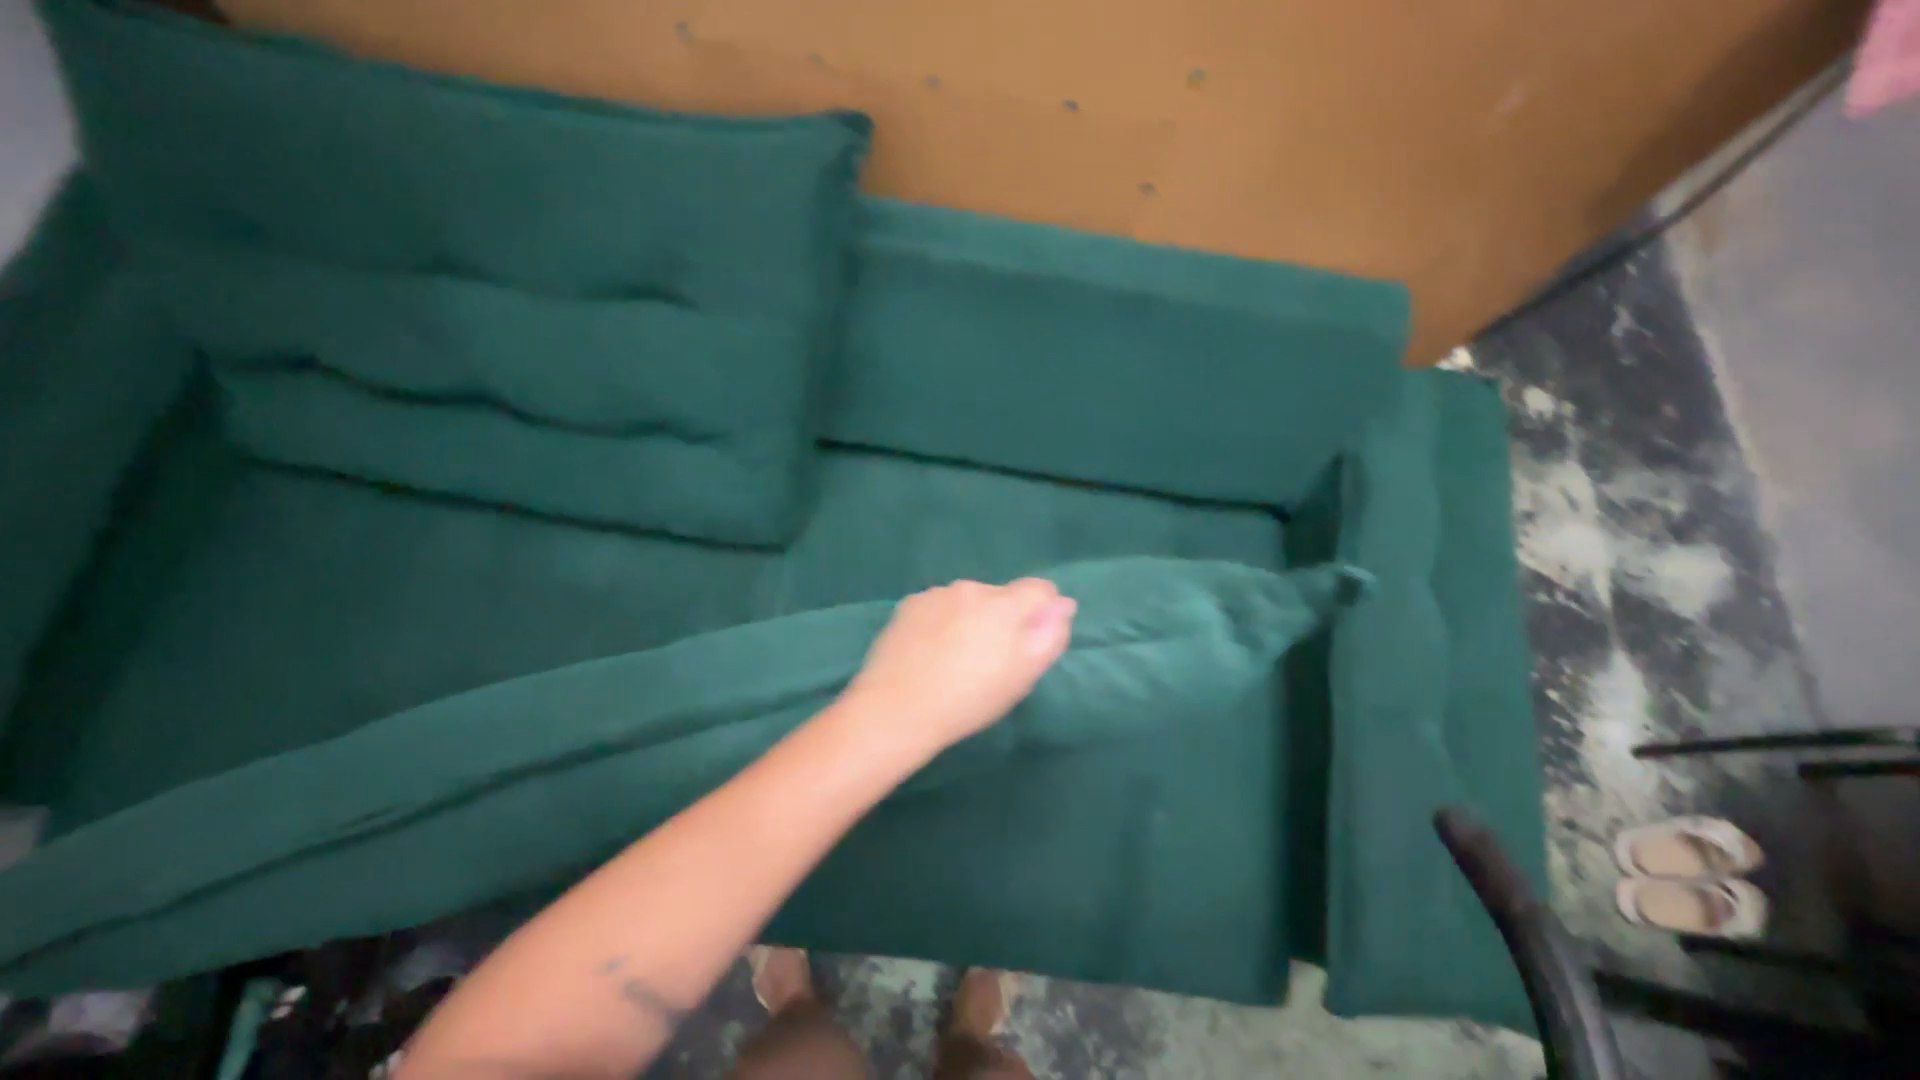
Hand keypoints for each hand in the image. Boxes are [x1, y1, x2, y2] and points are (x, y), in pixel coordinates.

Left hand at [839, 578, 1075, 754]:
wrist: (896, 709)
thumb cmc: (969, 698)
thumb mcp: (1023, 676)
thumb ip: (1050, 635)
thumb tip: (1063, 605)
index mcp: (1004, 603)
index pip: (1040, 589)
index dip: (1042, 613)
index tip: (1028, 644)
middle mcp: (971, 588)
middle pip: (1002, 597)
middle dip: (1003, 620)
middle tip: (989, 662)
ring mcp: (936, 594)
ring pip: (968, 602)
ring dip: (971, 621)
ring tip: (955, 661)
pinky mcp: (908, 605)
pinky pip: (939, 608)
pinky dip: (942, 624)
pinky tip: (930, 655)